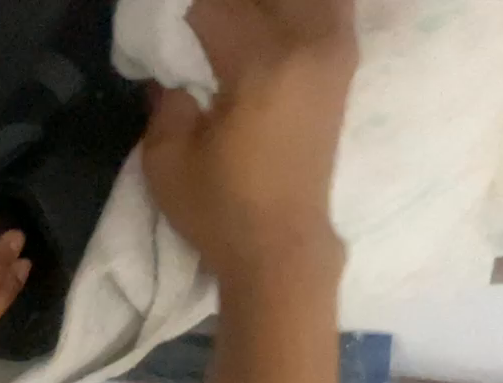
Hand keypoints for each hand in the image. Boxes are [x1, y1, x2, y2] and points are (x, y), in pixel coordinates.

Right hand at [143, 0, 358, 285]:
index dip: (181, 11)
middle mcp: (309, 42)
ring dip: (261, 7)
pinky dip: (293, 10)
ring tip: (229, 22)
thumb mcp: (166, 160)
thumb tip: (167, 72)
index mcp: (260, 66)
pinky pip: (326, 5)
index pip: (216, 8)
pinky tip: (267, 22)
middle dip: (224, 4)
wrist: (278, 239)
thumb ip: (165, 103)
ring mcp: (335, 48)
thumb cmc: (216, 206)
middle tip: (196, 22)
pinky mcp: (343, 62)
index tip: (160, 21)